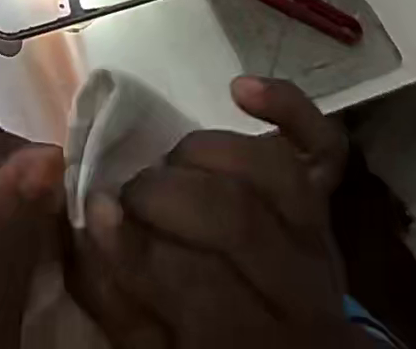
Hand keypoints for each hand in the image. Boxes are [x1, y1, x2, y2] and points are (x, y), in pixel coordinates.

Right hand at [69, 77, 360, 348]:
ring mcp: (317, 239)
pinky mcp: (322, 201)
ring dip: (201, 153)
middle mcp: (301, 291)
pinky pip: (323, 146)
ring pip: (269, 171)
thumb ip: (118, 294)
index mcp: (251, 338)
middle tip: (126, 192)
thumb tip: (92, 221)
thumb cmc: (197, 334)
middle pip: (236, 218)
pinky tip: (240, 91)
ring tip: (167, 164)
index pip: (199, 290)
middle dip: (164, 193)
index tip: (97, 208)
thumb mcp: (151, 340)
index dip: (141, 248)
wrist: (270, 340)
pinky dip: (288, 108)